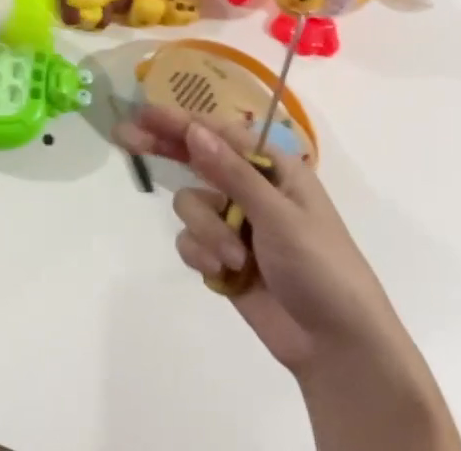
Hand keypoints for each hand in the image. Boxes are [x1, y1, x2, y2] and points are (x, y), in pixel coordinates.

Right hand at [115, 105, 408, 375]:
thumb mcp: (279, 217)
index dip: (179, 121)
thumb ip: (232, 174)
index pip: (219, 134)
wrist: (336, 346)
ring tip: (233, 259)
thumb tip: (193, 131)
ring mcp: (234, 225)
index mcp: (275, 171)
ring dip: (205, 231)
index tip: (142, 115)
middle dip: (164, 150)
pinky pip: (189, 240)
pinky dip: (201, 255)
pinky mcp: (221, 257)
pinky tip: (224, 275)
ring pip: (190, 205)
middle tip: (123, 136)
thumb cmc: (322, 269)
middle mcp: (251, 190)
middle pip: (196, 159)